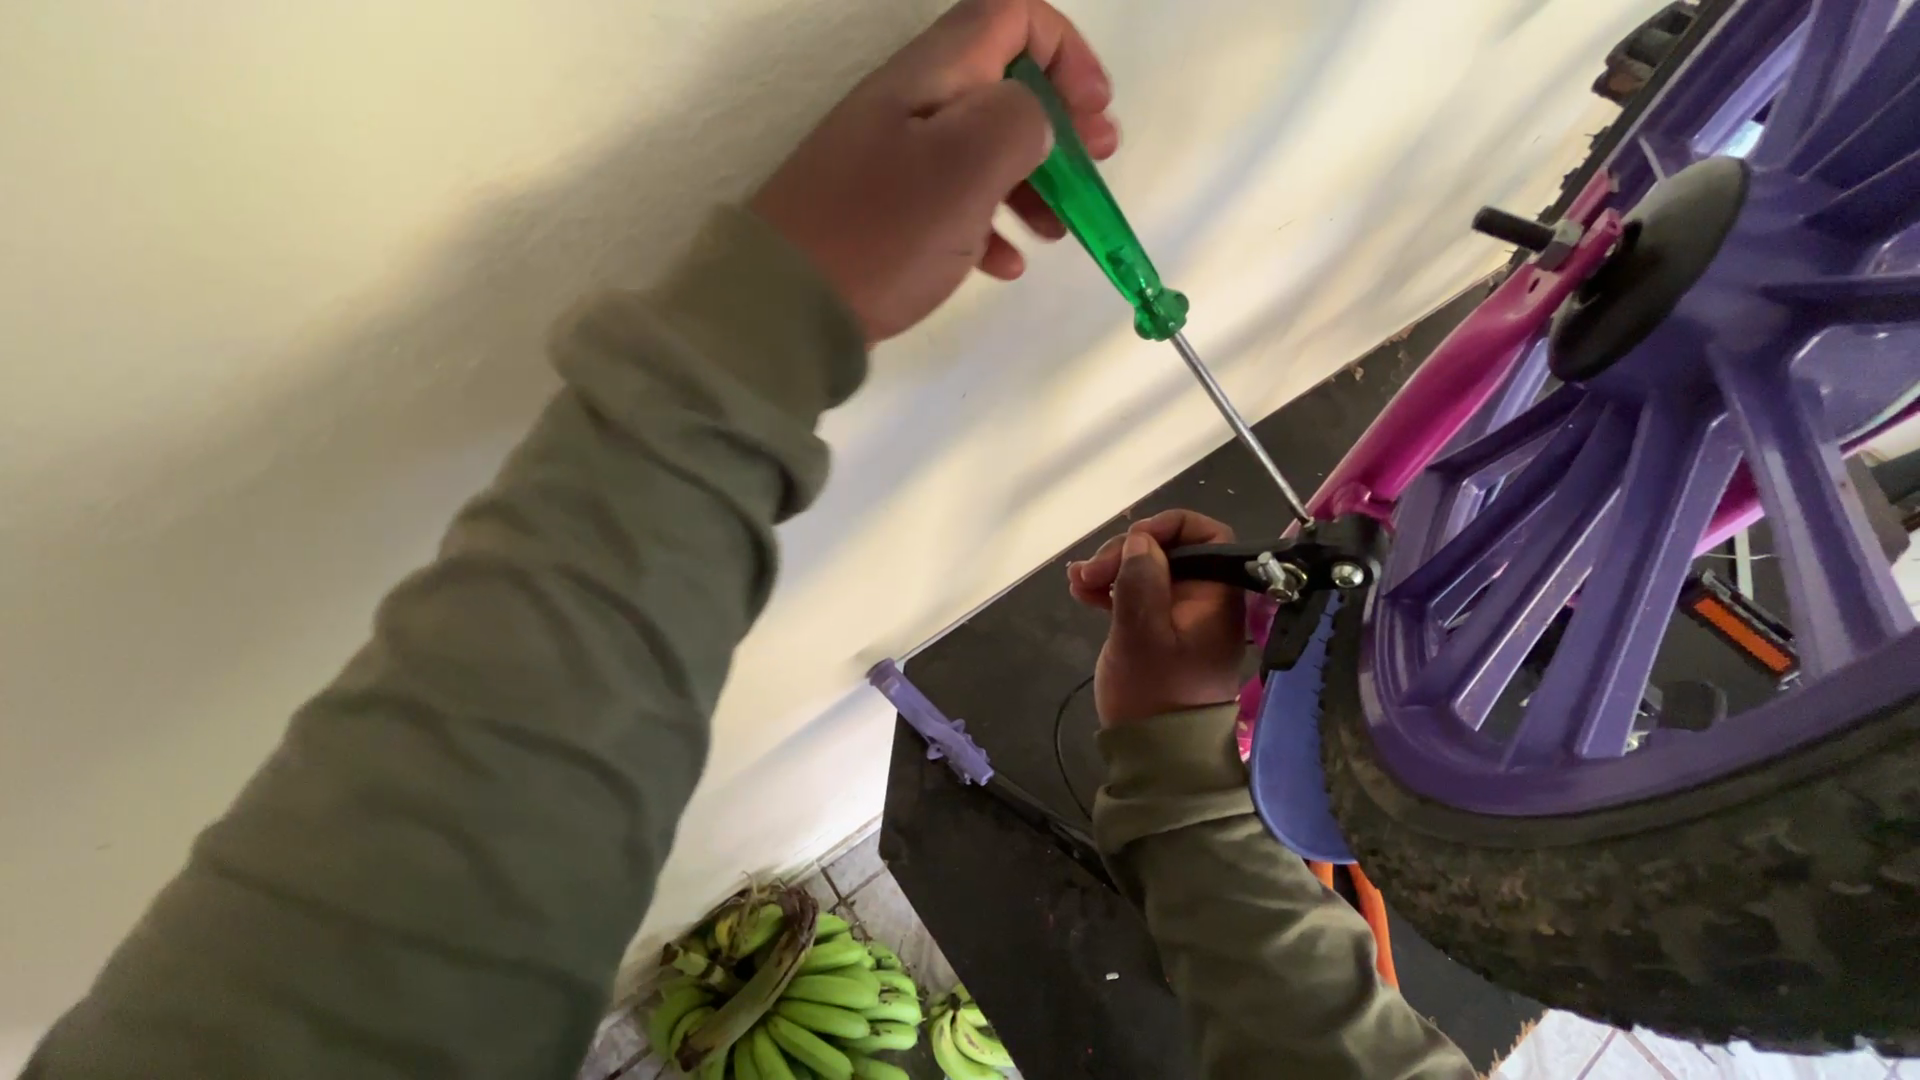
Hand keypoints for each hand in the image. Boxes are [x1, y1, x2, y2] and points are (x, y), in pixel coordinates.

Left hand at [750, 0, 1117, 342]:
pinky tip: (1005, 264)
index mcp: (932, 75)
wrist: (787, 304)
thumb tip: (1035, 121)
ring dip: (1031, 184)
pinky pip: (953, 203)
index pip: (1012, 17)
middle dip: (1058, 126)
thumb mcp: (965, 167)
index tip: (1094, 114)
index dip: (1066, 53)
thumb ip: (1019, 123)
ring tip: (1056, 231)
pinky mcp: (887, 214)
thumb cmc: (883, 233)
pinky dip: (989, 225)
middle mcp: (912, 106)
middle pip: (1003, 87)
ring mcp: (896, 162)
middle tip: (1091, 172)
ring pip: (982, 152)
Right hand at [1067, 510, 1246, 726]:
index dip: (1169, 528)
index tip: (1131, 540)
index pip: (1209, 537)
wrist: (1155, 756)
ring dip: (1113, 569)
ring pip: (1149, 572)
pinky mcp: (1160, 632)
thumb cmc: (1153, 694)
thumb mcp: (1142, 633)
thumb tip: (1140, 540)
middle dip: (1127, 553)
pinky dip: (1112, 589)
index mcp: (1216, 598)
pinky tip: (1082, 592)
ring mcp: (1181, 617)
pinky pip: (1139, 595)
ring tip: (1077, 582)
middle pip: (1171, 552)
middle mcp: (1205, 601)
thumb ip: (1142, 580)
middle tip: (1089, 572)